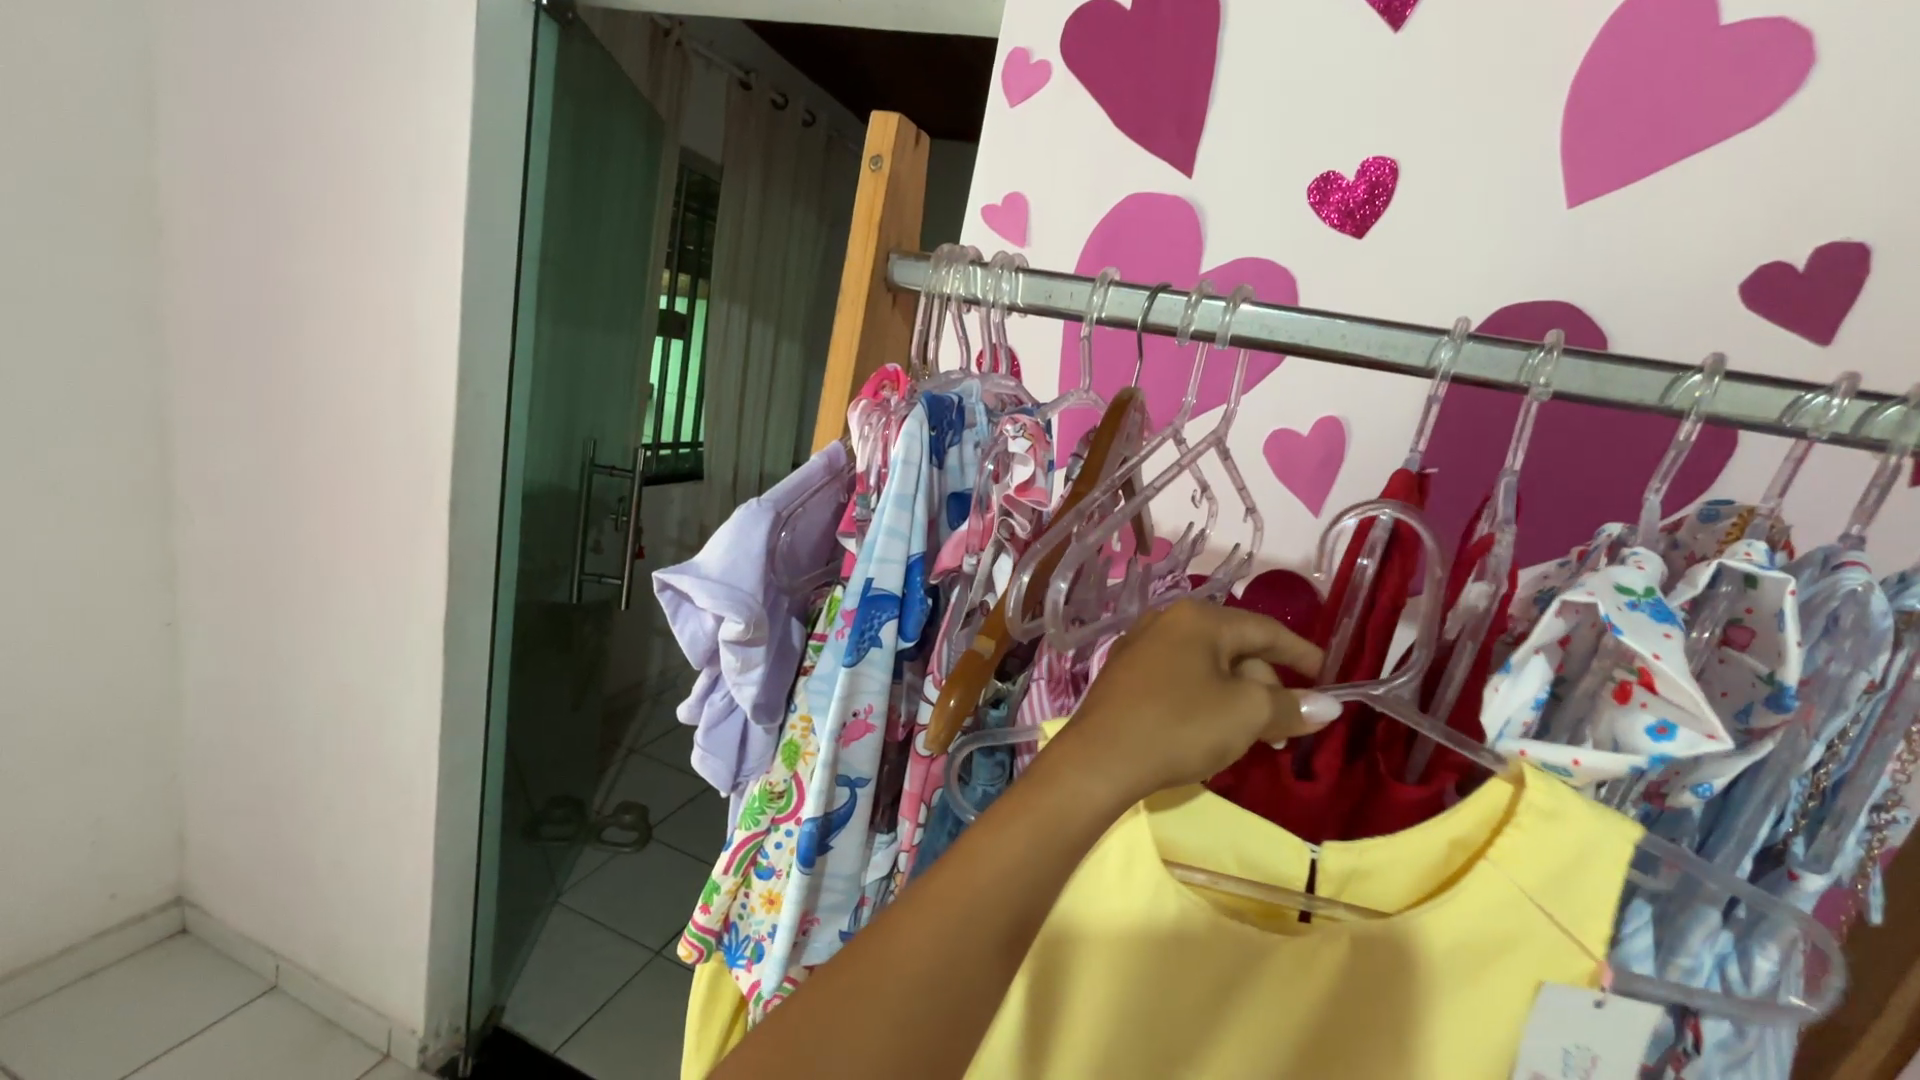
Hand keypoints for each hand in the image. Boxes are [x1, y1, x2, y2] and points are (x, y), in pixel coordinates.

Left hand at [1047, 600, 1337, 808]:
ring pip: (1207, 669)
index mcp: (1199, 618)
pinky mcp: (1125, 676)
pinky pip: (1180, 681)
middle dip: (1265, 689)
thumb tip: (1328, 705)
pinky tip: (1208, 733)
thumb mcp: (1245, 715)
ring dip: (1236, 700)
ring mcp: (1140, 647)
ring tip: (1249, 739)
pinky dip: (1204, 702)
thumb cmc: (1179, 726)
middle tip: (1281, 733)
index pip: (1266, 629)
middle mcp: (1167, 621)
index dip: (1302, 654)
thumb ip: (1290, 706)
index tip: (1328, 679)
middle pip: (1235, 650)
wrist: (1098, 760)